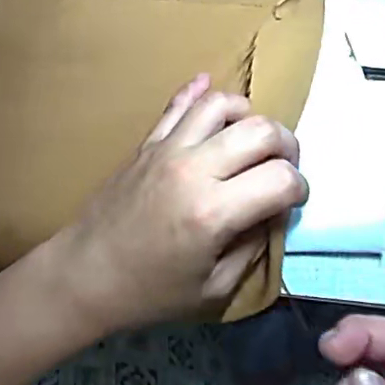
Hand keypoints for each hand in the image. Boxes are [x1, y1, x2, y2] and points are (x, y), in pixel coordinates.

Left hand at [40, 74, 308, 333]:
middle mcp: (193, 169)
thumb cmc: (151, 291)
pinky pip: (178, 104)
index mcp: (213, 212)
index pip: (281, 178)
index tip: (293, 201)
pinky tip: (211, 92)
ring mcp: (167, 148)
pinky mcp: (148, 141)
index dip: (299, 188)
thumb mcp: (216, 288)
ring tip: (251, 139)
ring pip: (220, 103)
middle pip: (260, 130)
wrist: (86, 272)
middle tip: (284, 166)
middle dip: (287, 145)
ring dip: (248, 115)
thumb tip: (276, 208)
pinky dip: (200, 92)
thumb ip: (254, 245)